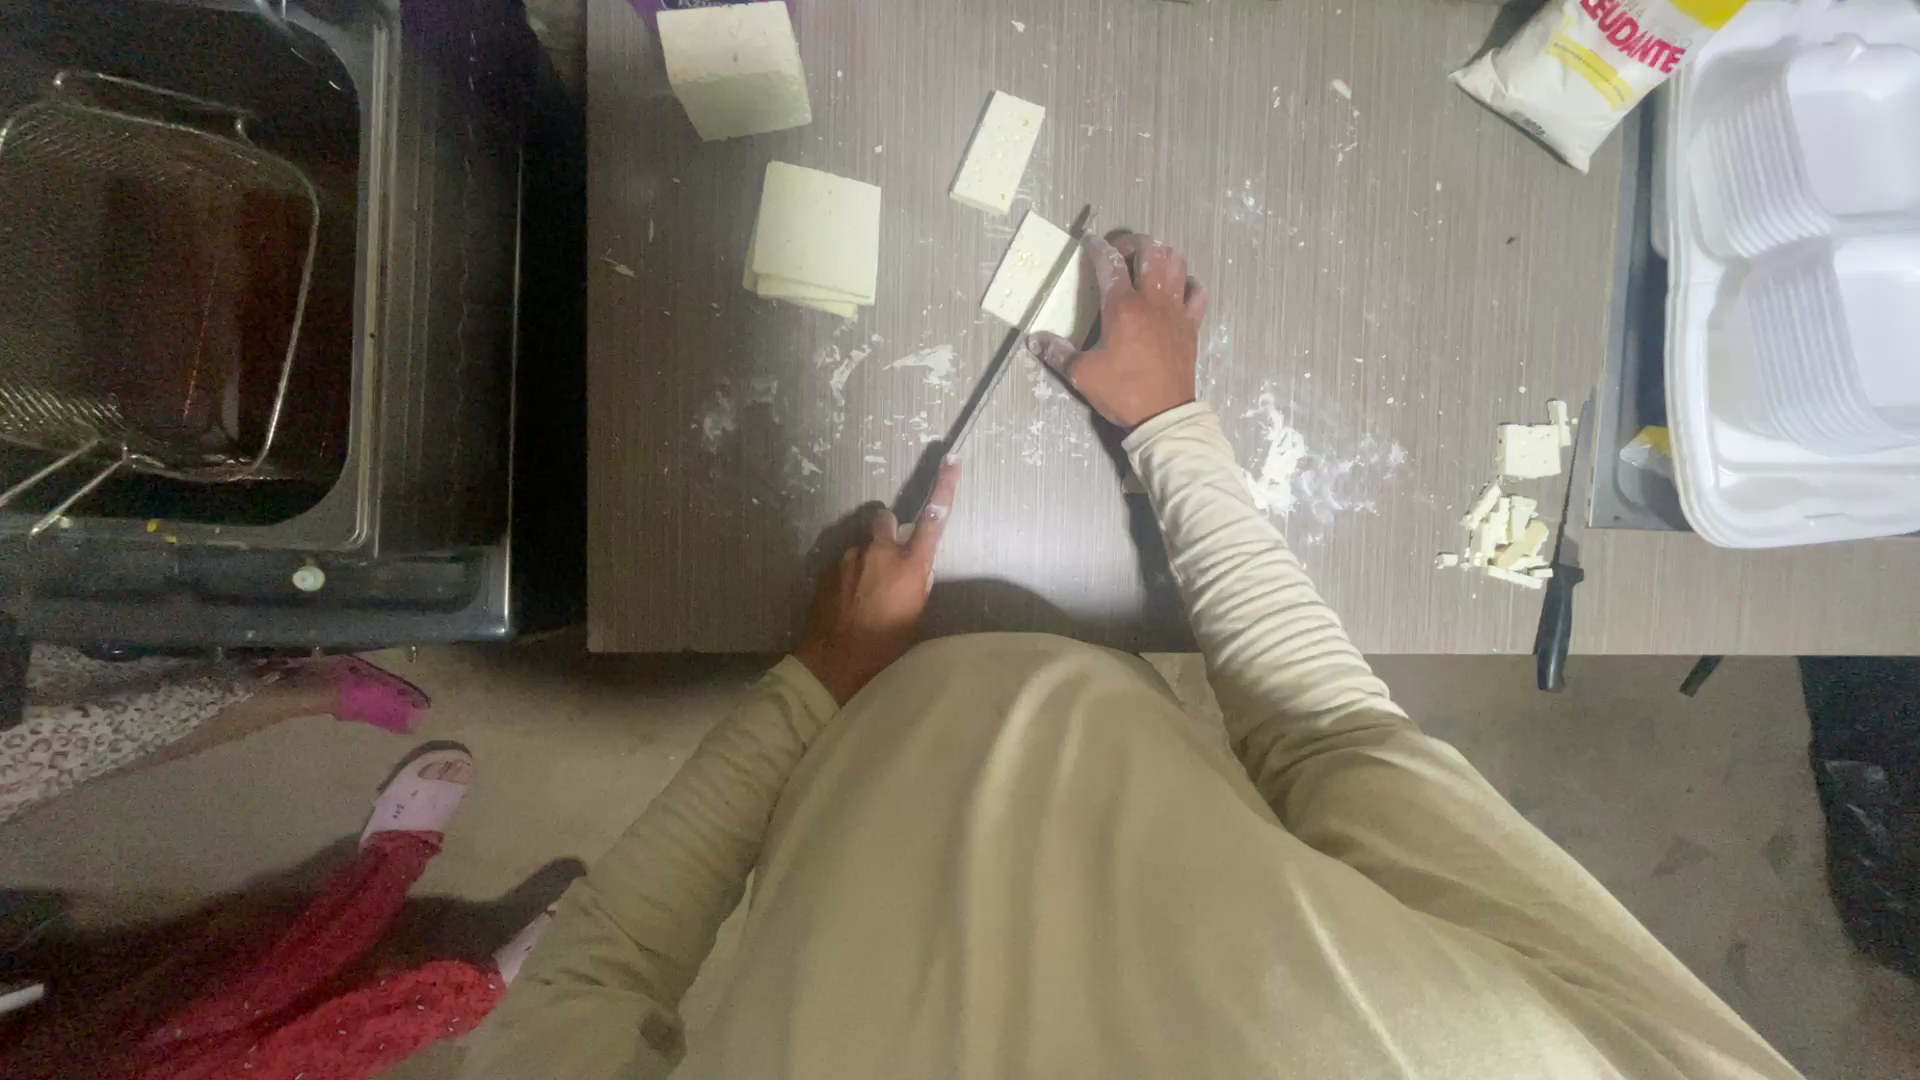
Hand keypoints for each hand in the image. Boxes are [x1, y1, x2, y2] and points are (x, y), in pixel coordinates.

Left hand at [793, 457, 961, 704]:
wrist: (835, 661)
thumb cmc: (885, 645)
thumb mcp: (915, 615)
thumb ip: (917, 582)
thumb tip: (918, 566)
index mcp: (910, 565)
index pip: (934, 518)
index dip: (945, 486)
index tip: (951, 459)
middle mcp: (880, 552)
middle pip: (885, 518)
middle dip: (887, 531)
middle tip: (887, 560)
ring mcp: (850, 557)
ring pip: (862, 546)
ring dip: (866, 560)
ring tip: (863, 593)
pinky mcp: (828, 568)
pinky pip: (845, 563)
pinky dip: (849, 575)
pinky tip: (847, 601)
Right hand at [1029, 232, 1207, 430]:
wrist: (1162, 415)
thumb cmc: (1121, 391)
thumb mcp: (1082, 375)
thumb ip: (1057, 353)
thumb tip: (1034, 340)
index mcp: (1122, 307)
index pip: (1109, 262)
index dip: (1097, 247)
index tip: (1087, 243)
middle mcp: (1151, 300)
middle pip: (1150, 250)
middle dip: (1133, 242)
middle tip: (1120, 251)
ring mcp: (1175, 310)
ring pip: (1176, 263)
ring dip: (1161, 256)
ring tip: (1147, 264)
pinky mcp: (1191, 325)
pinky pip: (1196, 292)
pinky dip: (1187, 283)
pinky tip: (1176, 290)